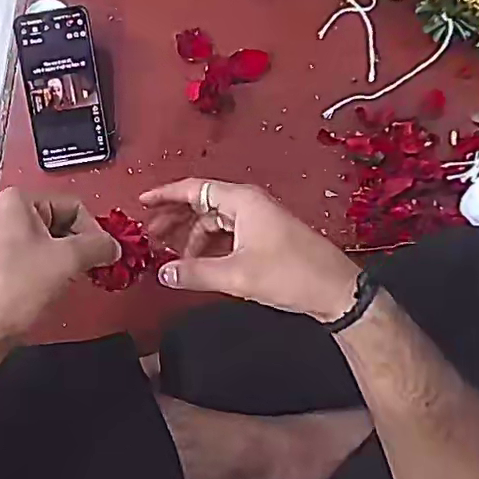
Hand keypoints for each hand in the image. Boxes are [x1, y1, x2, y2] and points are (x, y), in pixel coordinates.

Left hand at [0, 188, 119, 355]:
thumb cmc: (13, 289)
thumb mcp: (66, 260)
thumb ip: (98, 246)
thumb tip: (114, 246)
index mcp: (19, 202)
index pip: (74, 206)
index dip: (93, 231)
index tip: (104, 254)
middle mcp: (7, 216)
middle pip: (63, 224)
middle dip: (81, 247)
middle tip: (94, 269)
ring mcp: (2, 242)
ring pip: (52, 245)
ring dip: (69, 262)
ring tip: (71, 281)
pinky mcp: (1, 268)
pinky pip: (38, 261)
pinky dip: (53, 273)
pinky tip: (53, 290)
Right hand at [140, 179, 359, 321]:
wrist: (335, 290)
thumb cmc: (292, 274)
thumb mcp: (236, 275)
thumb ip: (195, 272)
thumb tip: (164, 273)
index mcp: (242, 200)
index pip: (194, 188)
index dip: (165, 195)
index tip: (143, 201)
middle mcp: (249, 203)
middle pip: (202, 202)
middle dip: (175, 217)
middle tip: (151, 233)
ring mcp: (258, 219)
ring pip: (215, 220)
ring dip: (192, 235)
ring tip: (172, 254)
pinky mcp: (265, 235)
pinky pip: (228, 233)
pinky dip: (209, 244)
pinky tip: (199, 261)